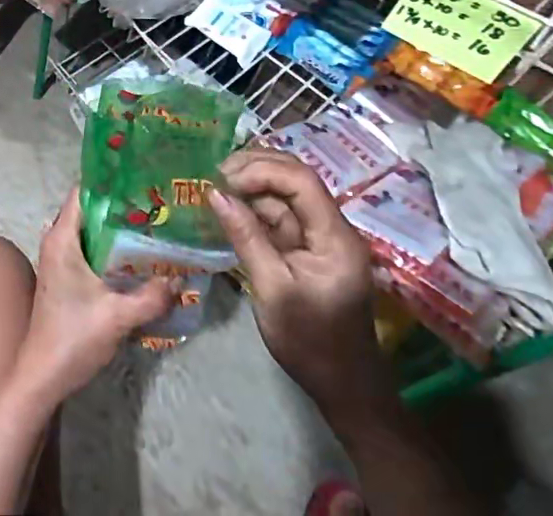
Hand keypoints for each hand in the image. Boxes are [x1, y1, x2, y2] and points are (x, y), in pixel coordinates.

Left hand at [14, 188, 177, 402]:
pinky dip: (112, 250)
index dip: (109, 184)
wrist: (44, 372)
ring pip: (91, 233)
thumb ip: (152, 297)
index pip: (82, 194)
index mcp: (61, 238)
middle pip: (89, 212)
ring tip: (155, 228)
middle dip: (121, 208)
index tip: (140, 180)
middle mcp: (56, 241)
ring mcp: (59, 259)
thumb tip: (181, 280)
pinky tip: (140, 259)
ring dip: (118, 231)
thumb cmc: (74, 336)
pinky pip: (90, 251)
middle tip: (158, 205)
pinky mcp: (66, 276)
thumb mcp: (118, 316)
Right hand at [210, 149, 389, 414]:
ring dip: (247, 186)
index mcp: (334, 237)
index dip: (259, 170)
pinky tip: (224, 208)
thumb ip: (246, 236)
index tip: (221, 182)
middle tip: (211, 177)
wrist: (342, 384)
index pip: (300, 180)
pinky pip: (276, 214)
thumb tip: (214, 193)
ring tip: (210, 189)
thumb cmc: (310, 341)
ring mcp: (317, 236)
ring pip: (282, 192)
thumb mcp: (272, 288)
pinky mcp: (303, 247)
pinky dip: (249, 206)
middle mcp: (330, 227)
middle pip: (293, 177)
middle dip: (252, 168)